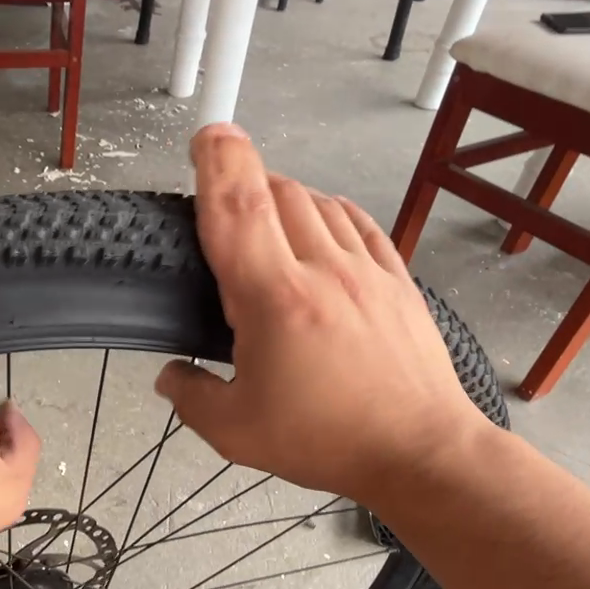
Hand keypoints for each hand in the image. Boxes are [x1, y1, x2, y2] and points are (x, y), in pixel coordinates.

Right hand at [156, 124, 491, 501]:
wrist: (419, 452)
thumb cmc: (325, 440)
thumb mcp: (234, 433)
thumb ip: (190, 397)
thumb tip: (169, 374)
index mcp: (275, 299)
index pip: (238, 209)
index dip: (217, 163)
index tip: (204, 137)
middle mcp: (322, 269)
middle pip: (277, 192)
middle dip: (243, 178)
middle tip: (219, 196)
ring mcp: (366, 270)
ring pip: (318, 201)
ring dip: (282, 196)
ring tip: (262, 219)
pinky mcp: (396, 281)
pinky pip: (358, 223)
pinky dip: (328, 212)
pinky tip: (319, 225)